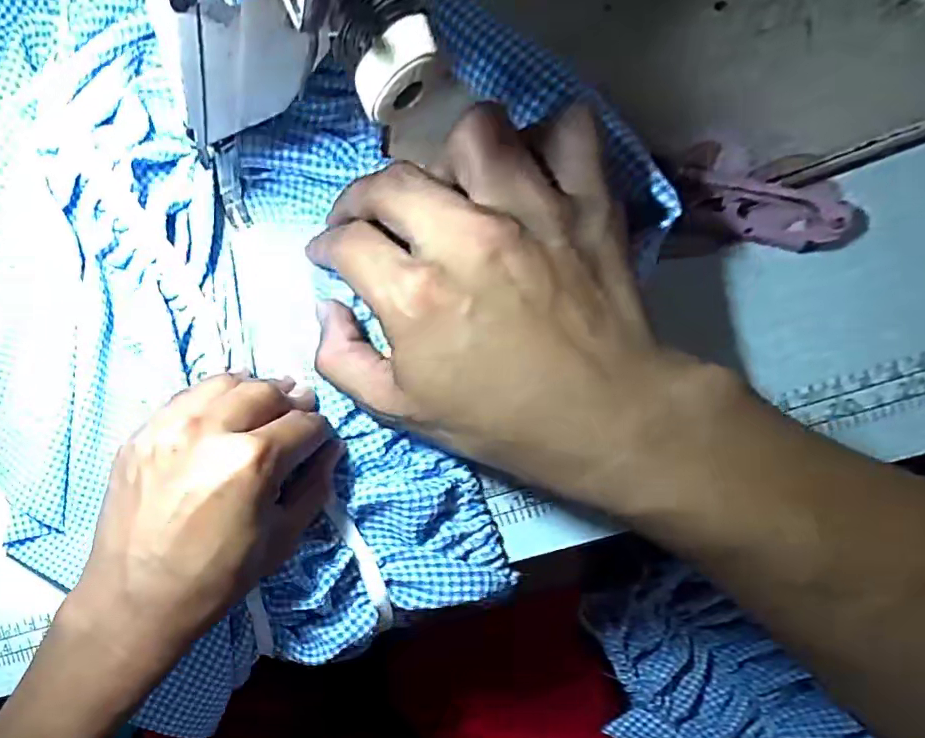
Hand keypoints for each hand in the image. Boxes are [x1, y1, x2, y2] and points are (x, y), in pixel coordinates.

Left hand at [64, 375, 342, 666]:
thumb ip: (312, 488)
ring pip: (224, 382)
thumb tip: (329, 449)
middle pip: (266, 391)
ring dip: (252, 390)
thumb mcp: (281, 540)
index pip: (304, 425)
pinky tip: (218, 415)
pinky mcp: (141, 432)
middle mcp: (212, 429)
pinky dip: (211, 399)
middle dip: (291, 402)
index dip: (320, 432)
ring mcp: (170, 426)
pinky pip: (185, 397)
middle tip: (296, 417)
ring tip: (260, 407)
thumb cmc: (218, 579)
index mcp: (254, 460)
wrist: (139, 597)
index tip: (319, 442)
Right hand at [307, 101, 733, 513]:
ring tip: (447, 191)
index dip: (325, 244)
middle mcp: (467, 237)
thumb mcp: (400, 411)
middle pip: (392, 180)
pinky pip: (565, 131)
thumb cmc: (494, 421)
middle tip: (366, 220)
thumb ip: (343, 361)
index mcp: (415, 296)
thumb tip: (329, 310)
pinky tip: (524, 175)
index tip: (327, 254)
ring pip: (474, 132)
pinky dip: (539, 142)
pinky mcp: (587, 201)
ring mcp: (532, 210)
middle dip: (360, 198)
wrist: (599, 417)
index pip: (347, 240)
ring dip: (446, 158)